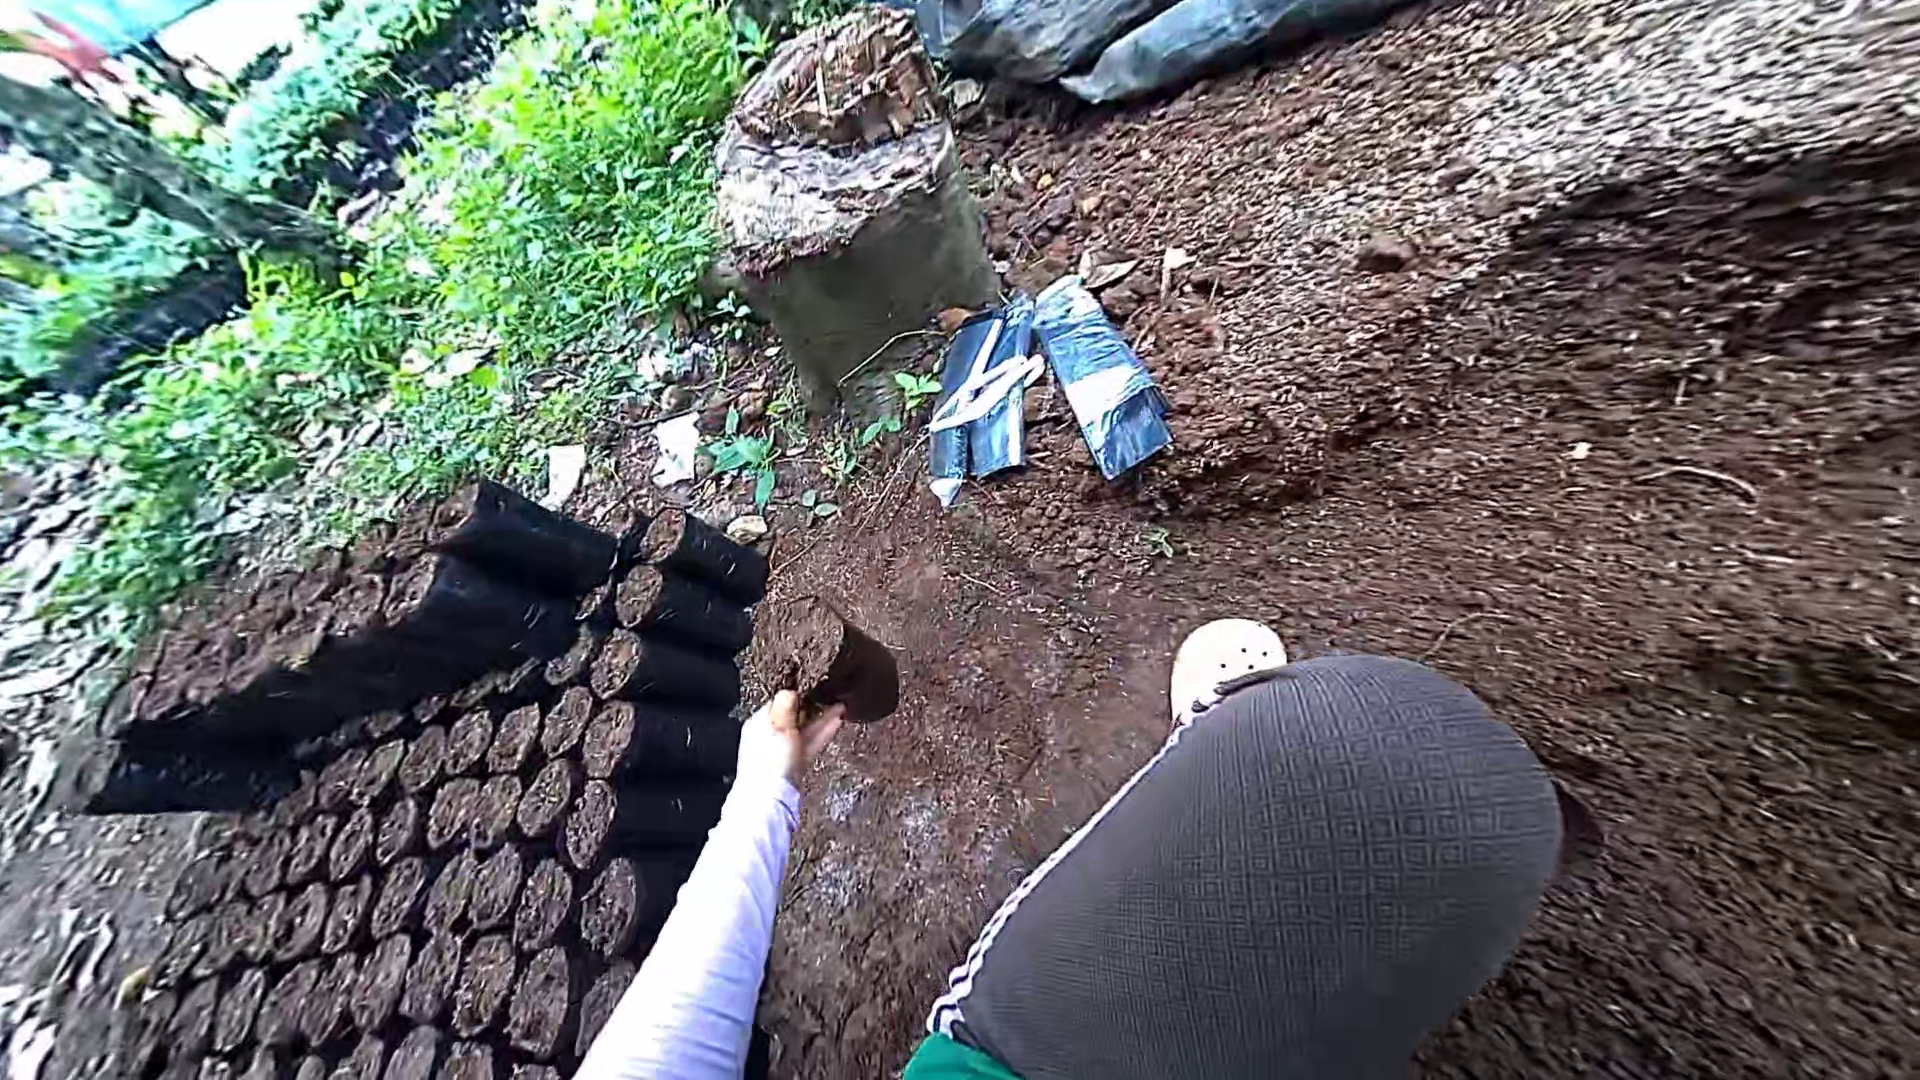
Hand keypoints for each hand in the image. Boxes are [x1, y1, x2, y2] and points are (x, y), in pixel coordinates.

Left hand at [737, 690, 846, 786]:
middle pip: (794, 715)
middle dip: (813, 706)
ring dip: (822, 717)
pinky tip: (836, 721)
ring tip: (840, 706)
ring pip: (805, 728)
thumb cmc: (770, 763)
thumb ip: (785, 706)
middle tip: (831, 695)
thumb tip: (789, 690)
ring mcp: (782, 750)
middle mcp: (769, 736)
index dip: (798, 694)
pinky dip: (822, 732)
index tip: (814, 686)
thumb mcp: (778, 726)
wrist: (770, 800)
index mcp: (759, 723)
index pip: (779, 702)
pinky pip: (810, 742)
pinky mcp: (794, 763)